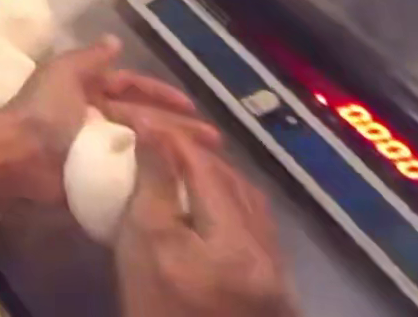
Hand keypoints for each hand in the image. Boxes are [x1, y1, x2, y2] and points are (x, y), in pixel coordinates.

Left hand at [2, 36, 219, 205]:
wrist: (21, 153)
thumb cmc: (43, 109)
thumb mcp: (63, 73)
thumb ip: (89, 58)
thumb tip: (114, 39)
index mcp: (85, 88)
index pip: (129, 86)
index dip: (159, 92)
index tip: (192, 105)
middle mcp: (95, 115)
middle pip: (144, 118)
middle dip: (178, 125)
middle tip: (216, 141)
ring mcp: (100, 147)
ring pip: (146, 145)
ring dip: (175, 151)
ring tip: (211, 164)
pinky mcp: (103, 174)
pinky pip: (137, 172)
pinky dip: (159, 175)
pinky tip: (187, 184)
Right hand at [114, 123, 294, 316]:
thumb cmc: (154, 300)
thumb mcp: (144, 234)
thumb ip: (154, 178)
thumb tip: (152, 126)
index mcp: (239, 245)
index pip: (207, 169)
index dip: (172, 138)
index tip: (138, 120)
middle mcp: (271, 259)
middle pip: (235, 184)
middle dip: (196, 155)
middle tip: (156, 138)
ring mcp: (279, 279)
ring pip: (250, 205)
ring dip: (215, 177)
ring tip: (177, 164)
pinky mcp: (273, 292)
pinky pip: (255, 229)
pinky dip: (226, 203)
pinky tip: (201, 202)